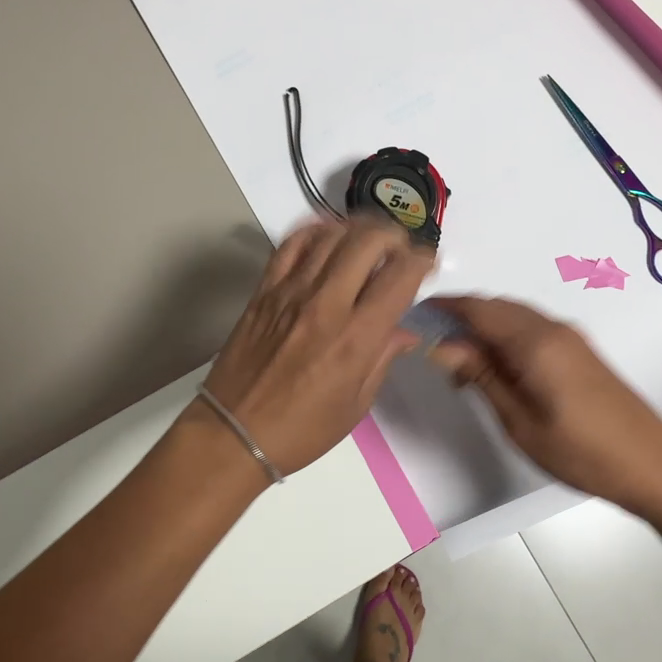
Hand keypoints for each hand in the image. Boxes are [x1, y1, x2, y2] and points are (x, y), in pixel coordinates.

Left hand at [200, 217, 433, 475]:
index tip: (427, 264)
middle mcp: (326, 304)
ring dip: (357, 229)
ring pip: (331, 235)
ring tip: (368, 240)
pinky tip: (327, 236)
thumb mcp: (356, 405)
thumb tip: (405, 330)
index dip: (422, 261)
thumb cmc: (302, 429)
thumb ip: (383, 358)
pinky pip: (290, 245)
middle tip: (400, 249)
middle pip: (368, 241)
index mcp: (356, 337)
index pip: (400, 276)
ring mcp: (291, 291)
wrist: (234, 432)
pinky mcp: (264, 290)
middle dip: (394, 236)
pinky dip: (314, 231)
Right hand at [429, 296, 661, 513]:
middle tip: (432, 346)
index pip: (478, 309)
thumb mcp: (519, 421)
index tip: (414, 316)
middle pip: (496, 306)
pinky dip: (506, 336)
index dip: (444, 308)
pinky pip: (532, 328)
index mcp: (534, 342)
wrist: (654, 466)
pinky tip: (497, 368)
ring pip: (514, 316)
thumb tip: (442, 346)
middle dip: (461, 318)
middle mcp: (552, 328)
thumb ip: (481, 376)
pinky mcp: (581, 351)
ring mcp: (571, 337)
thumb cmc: (581, 451)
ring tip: (461, 364)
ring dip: (484, 328)